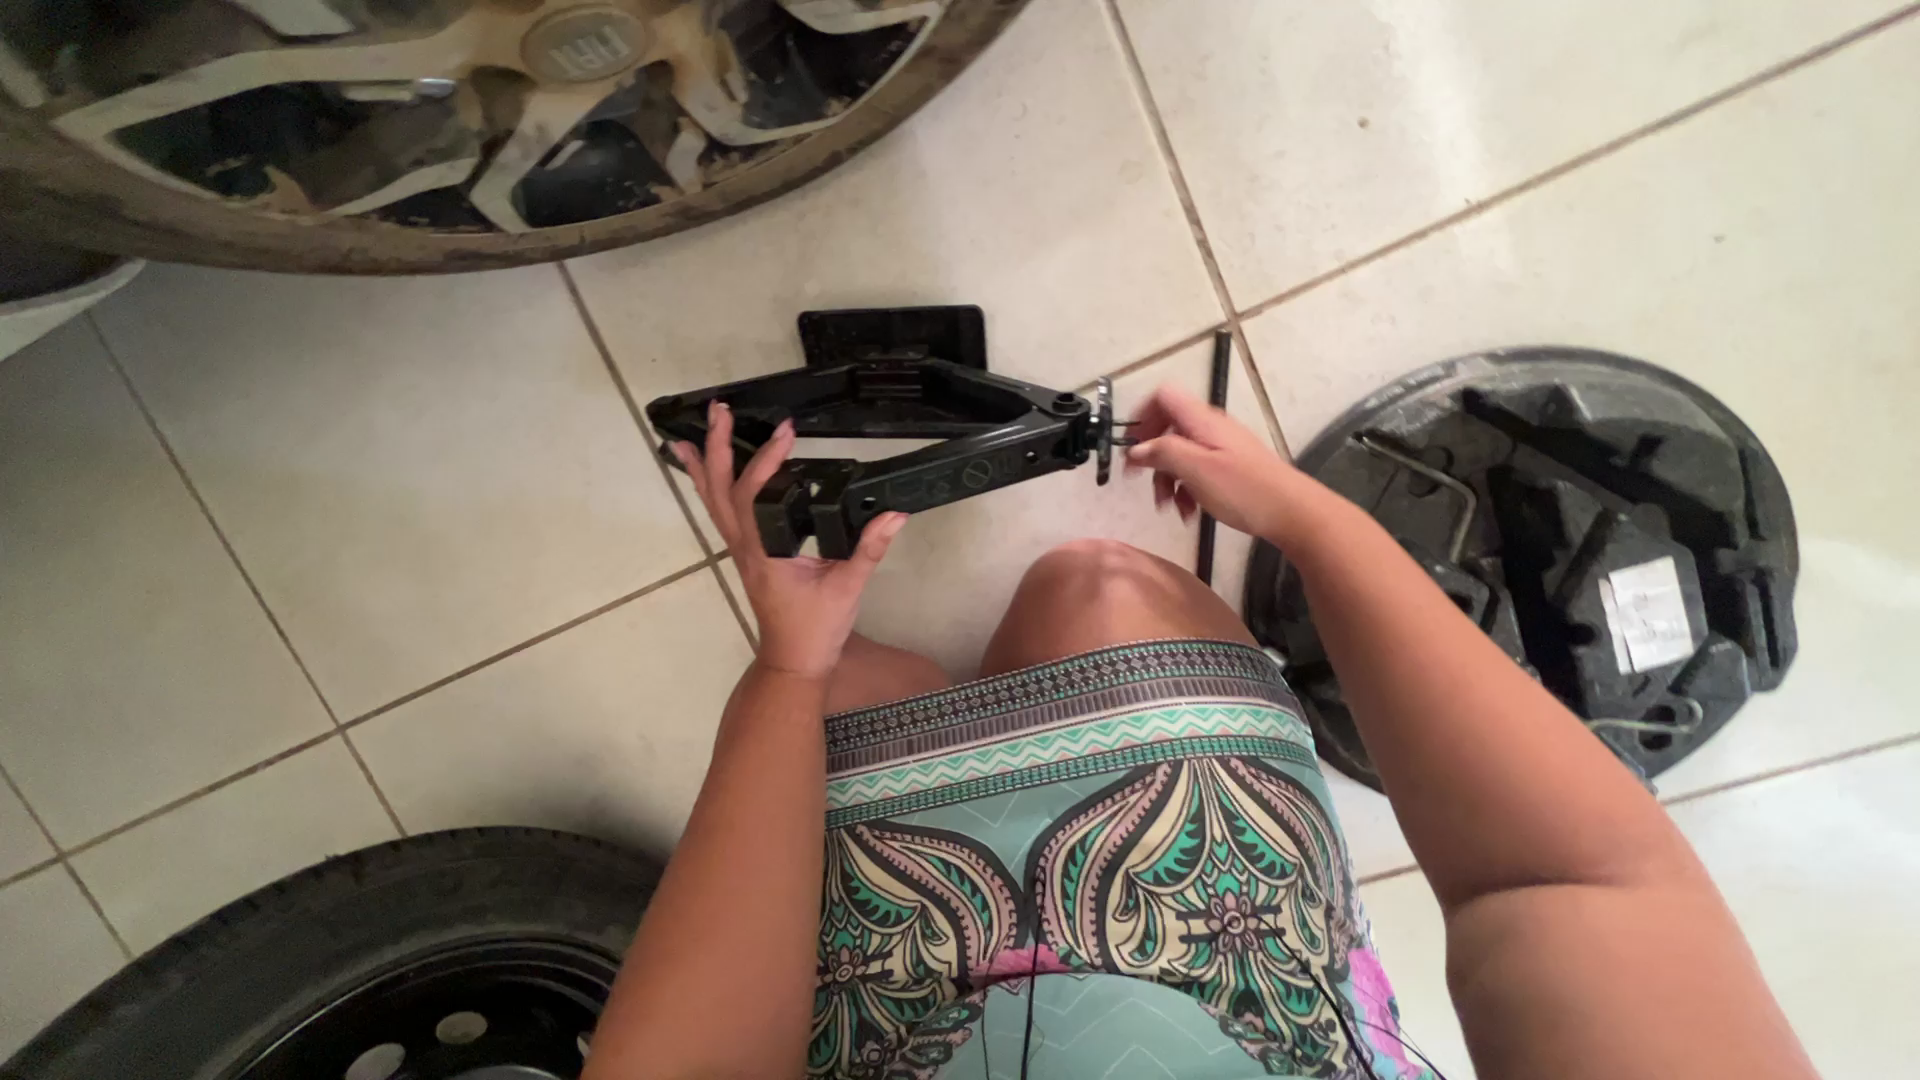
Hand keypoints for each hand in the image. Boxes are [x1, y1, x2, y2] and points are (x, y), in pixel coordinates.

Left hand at [672, 401, 907, 679]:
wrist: (794, 661)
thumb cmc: (816, 628)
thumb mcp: (848, 589)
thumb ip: (869, 549)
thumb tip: (895, 513)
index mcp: (765, 552)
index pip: (755, 497)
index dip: (766, 462)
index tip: (787, 432)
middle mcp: (744, 547)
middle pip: (719, 492)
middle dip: (716, 448)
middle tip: (719, 410)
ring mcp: (741, 551)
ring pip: (713, 502)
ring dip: (703, 465)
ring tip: (690, 432)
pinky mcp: (747, 554)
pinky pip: (721, 514)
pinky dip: (710, 488)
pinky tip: (707, 472)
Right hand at [1124, 384, 1312, 542]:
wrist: (1292, 512)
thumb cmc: (1243, 490)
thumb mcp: (1196, 470)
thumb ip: (1162, 453)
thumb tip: (1135, 449)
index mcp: (1202, 421)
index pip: (1163, 397)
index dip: (1142, 415)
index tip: (1131, 444)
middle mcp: (1210, 428)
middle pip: (1167, 429)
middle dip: (1151, 456)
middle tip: (1140, 481)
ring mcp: (1220, 448)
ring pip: (1179, 454)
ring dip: (1166, 479)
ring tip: (1169, 507)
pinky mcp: (1227, 468)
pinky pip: (1195, 471)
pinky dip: (1184, 489)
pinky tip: (1188, 512)